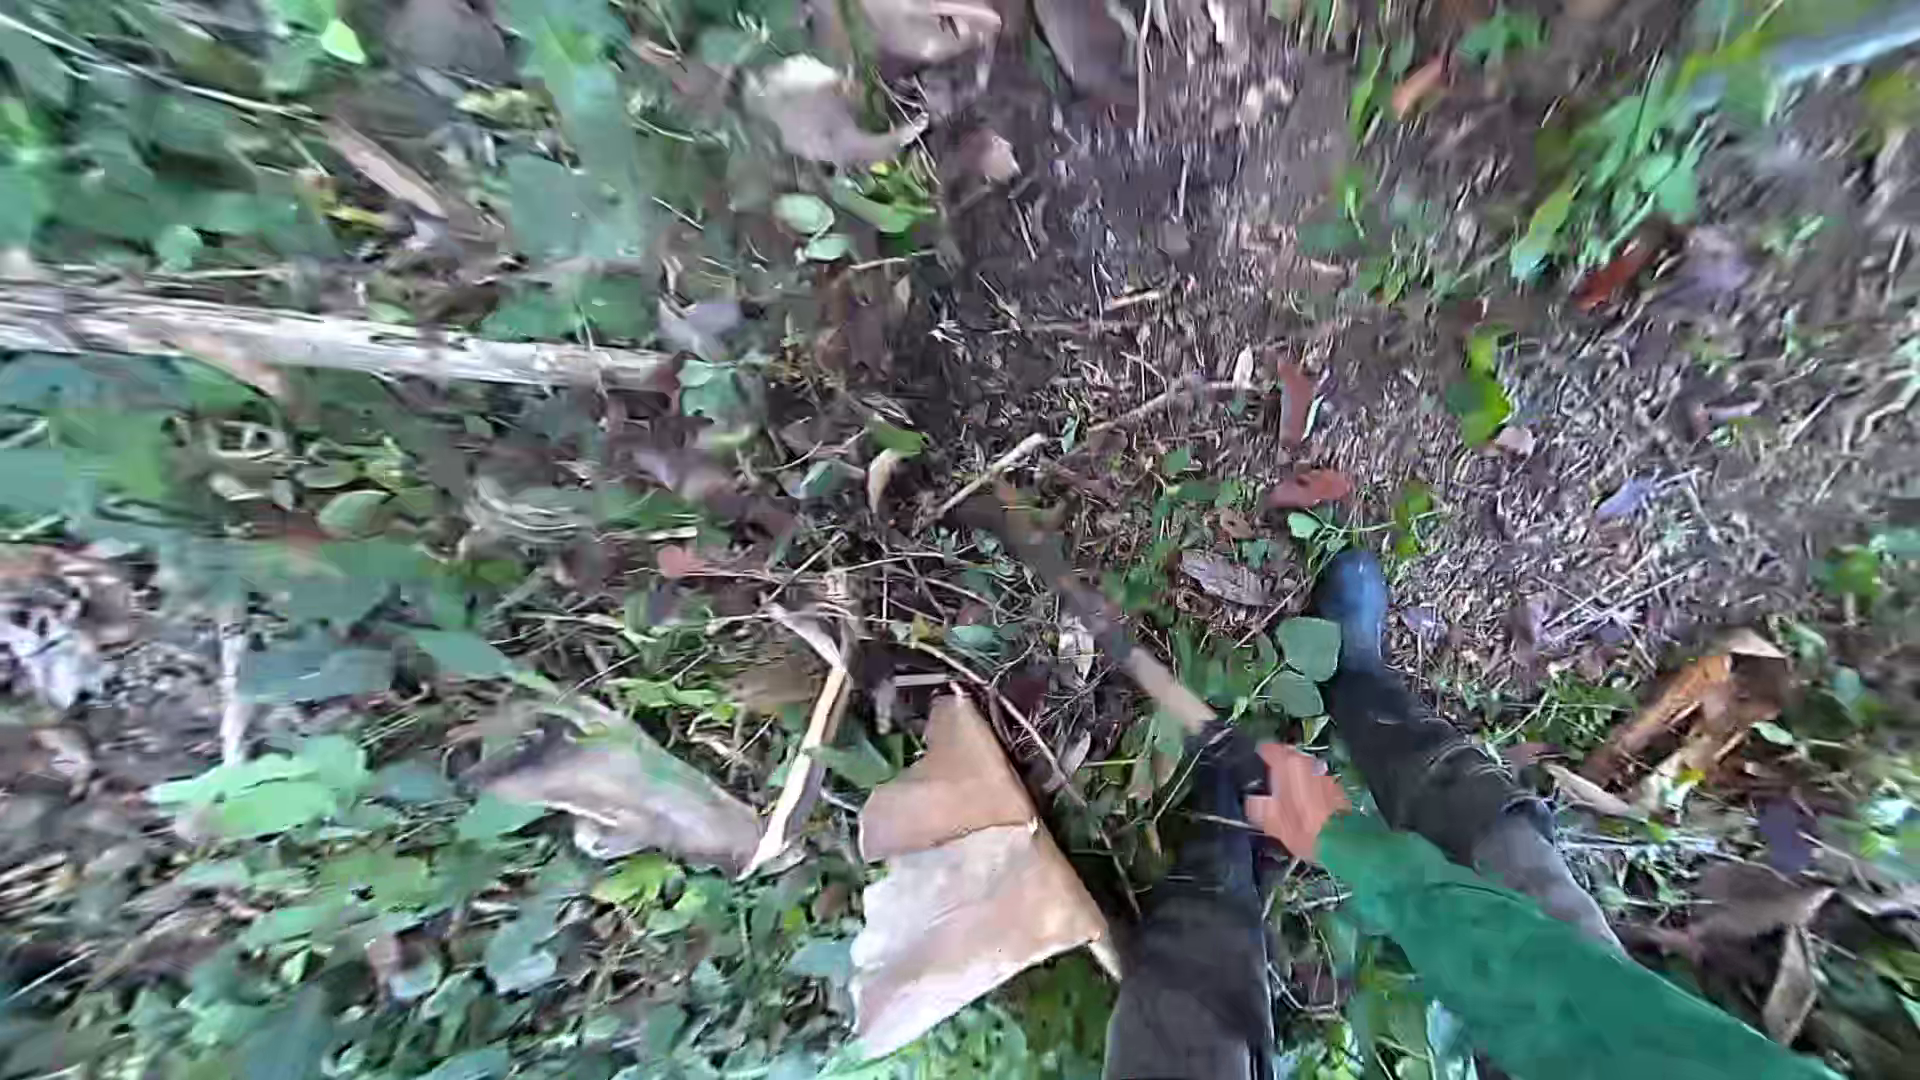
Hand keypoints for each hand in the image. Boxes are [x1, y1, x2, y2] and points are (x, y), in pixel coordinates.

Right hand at [1243, 743, 1349, 860]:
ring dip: (1298, 774)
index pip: (1270, 748)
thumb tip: (1252, 802)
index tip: (1258, 758)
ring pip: (1307, 768)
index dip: (1262, 753)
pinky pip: (1319, 781)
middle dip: (1282, 763)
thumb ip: (1257, 806)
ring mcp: (1326, 776)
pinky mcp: (1340, 790)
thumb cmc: (1304, 829)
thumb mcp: (1271, 821)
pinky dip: (1312, 786)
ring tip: (1291, 791)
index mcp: (1288, 765)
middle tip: (1273, 776)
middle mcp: (1308, 764)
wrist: (1345, 845)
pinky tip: (1309, 802)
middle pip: (1290, 756)